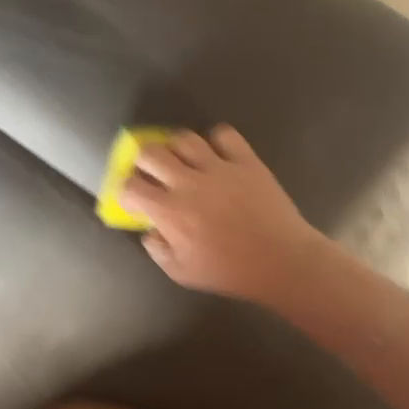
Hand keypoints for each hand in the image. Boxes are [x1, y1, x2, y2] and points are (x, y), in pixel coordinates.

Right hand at [116, 125, 336, 303]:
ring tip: (183, 160)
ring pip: (184, 139)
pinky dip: (217, 141)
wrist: (283, 261)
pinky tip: (218, 156)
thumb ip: (157, 250)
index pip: (129, 186)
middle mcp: (188, 183)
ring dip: (176, 148)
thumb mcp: (181, 273)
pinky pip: (225, 135)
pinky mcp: (246, 162)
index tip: (134, 199)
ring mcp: (219, 169)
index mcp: (169, 211)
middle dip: (142, 161)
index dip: (125, 190)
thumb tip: (150, 231)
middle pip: (149, 153)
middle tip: (152, 173)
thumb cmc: (229, 271)